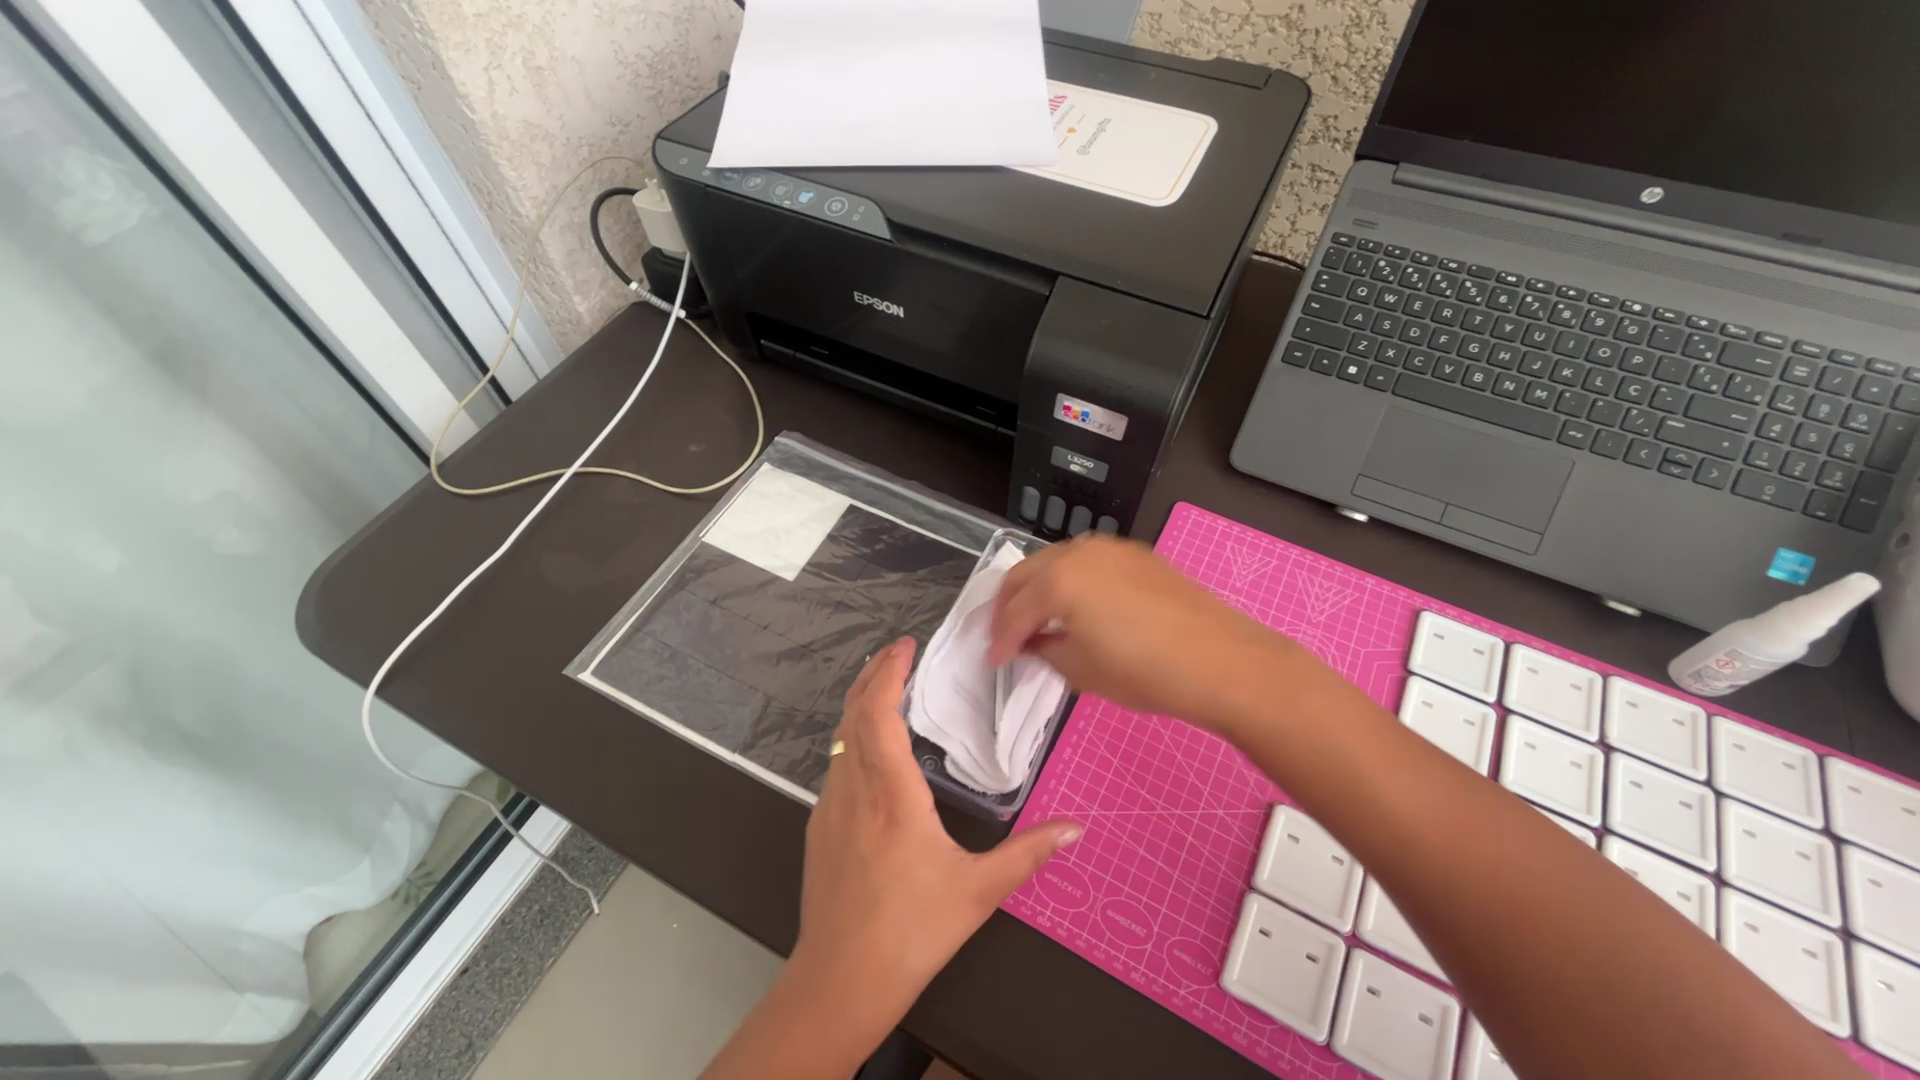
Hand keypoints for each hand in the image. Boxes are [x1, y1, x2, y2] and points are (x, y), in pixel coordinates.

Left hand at [789, 638, 1082, 1013]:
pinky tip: (872, 752)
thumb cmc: (912, 932)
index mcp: (891, 796)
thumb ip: (1029, 854)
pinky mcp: (819, 829)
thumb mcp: (978, 891)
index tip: (906, 646)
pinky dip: (852, 739)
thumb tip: (1076, 829)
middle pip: (852, 714)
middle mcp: (853, 791)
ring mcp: (829, 809)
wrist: (841, 981)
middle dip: (873, 675)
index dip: (889, 673)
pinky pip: (835, 766)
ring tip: (887, 689)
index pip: (879, 714)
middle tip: (898, 653)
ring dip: (860, 706)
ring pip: (839, 739)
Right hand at [989, 535, 1306, 733]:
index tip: (993, 662)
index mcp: (1058, 580)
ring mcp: (1111, 549)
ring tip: (1036, 621)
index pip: (1014, 612)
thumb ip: (1045, 650)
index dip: (999, 641)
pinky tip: (1075, 607)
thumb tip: (1033, 643)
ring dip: (1038, 589)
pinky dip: (1069, 582)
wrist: (1221, 661)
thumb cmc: (1145, 671)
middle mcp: (1078, 552)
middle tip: (1004, 637)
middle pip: (1026, 574)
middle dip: (1009, 606)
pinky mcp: (1137, 556)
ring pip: (1056, 562)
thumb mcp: (1082, 670)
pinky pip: (1086, 563)